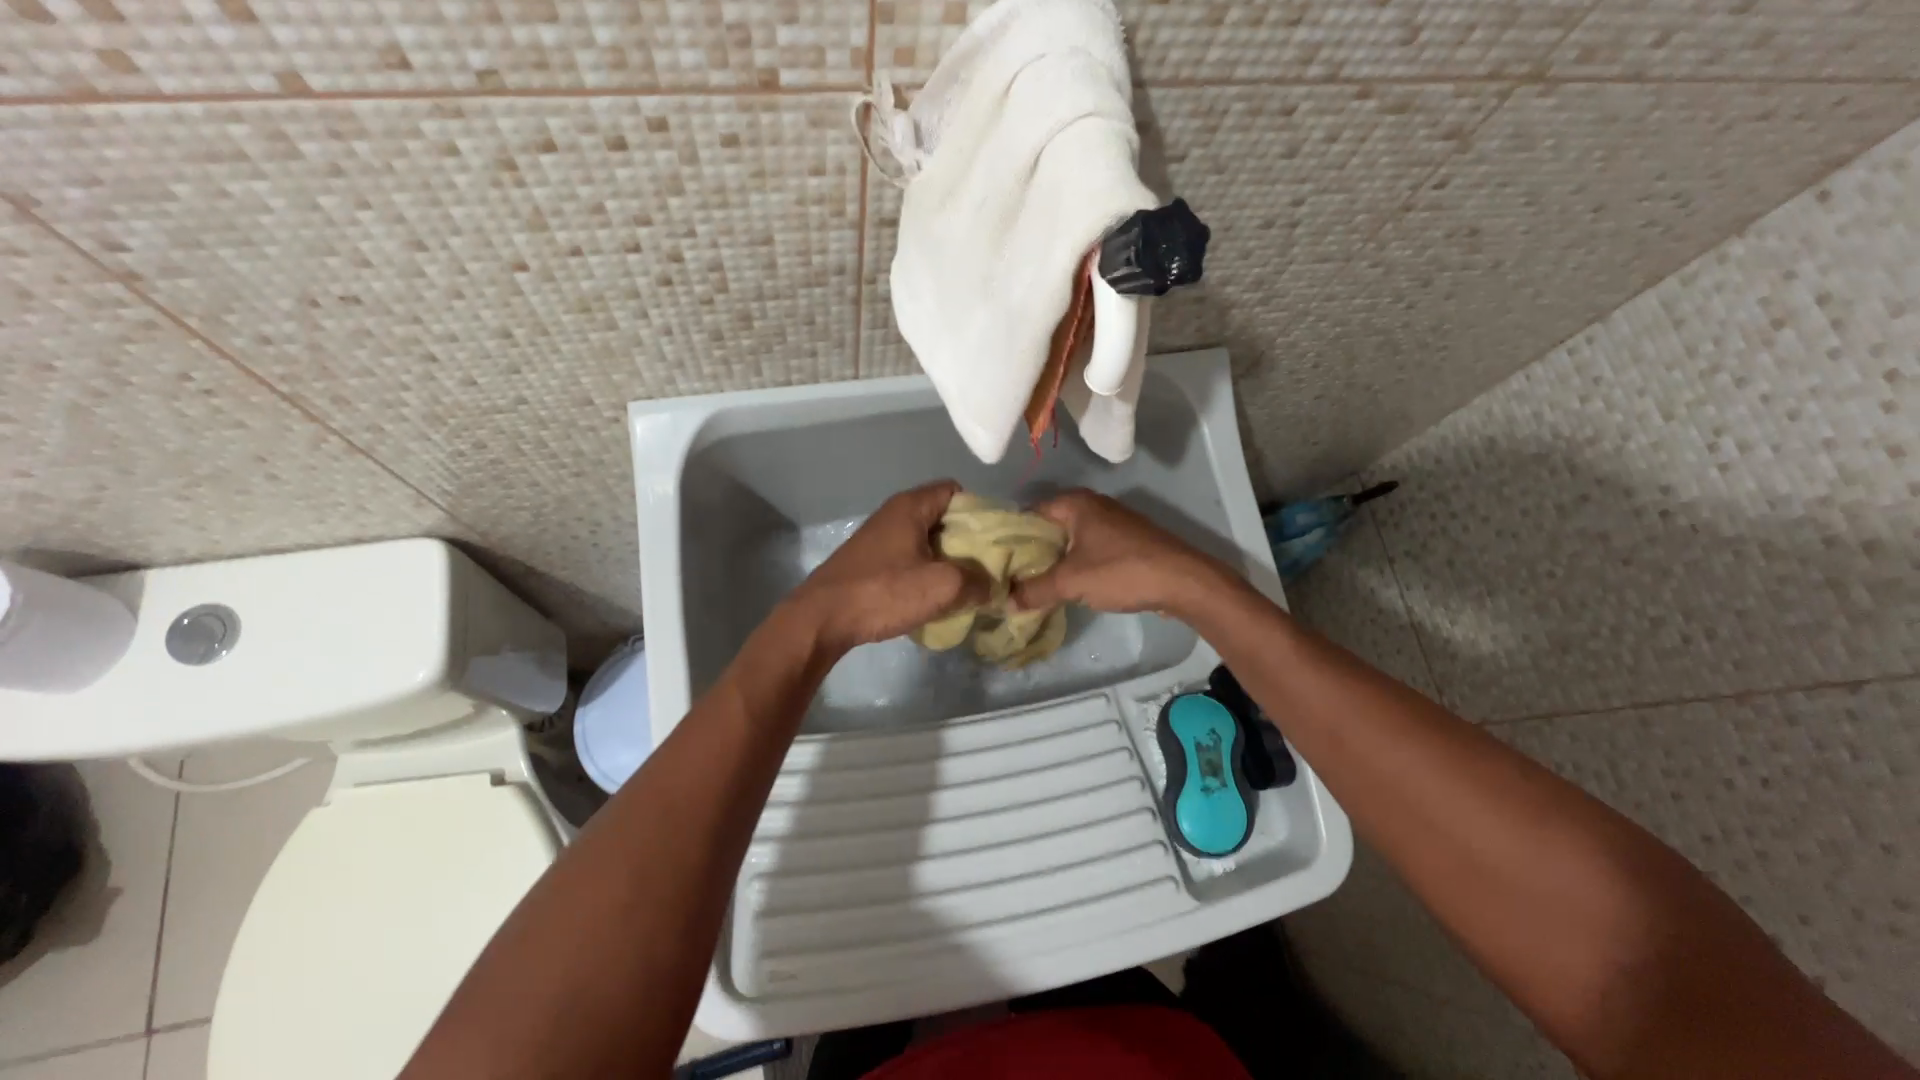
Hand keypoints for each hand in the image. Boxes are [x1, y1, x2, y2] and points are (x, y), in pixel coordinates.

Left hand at [786, 481, 989, 656]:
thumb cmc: (883, 592)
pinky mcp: (870, 564)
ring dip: (946, 562)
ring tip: (965, 588)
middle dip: (967, 542)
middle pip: (943, 518)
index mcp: (911, 506)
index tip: (994, 541)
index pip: (955, 491)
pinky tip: (932, 599)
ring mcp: (879, 540)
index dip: (980, 512)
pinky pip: (909, 560)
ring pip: (926, 542)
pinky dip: (924, 574)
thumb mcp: (942, 586)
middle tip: (987, 569)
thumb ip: (977, 581)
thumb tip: (993, 585)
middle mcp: (894, 514)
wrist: (822, 619)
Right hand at [1011, 490, 1235, 615]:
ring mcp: (1109, 524)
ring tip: (1028, 587)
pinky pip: (1086, 551)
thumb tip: (1004, 602)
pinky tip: (1062, 588)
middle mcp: (1091, 506)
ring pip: (1067, 542)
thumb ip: (1034, 591)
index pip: (1027, 514)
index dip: (1008, 538)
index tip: (993, 563)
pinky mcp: (1123, 543)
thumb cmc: (1122, 571)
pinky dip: (1072, 566)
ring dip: (1051, 563)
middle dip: (1028, 553)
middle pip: (1047, 528)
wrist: (1183, 582)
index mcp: (1074, 503)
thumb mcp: (1071, 583)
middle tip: (1006, 579)